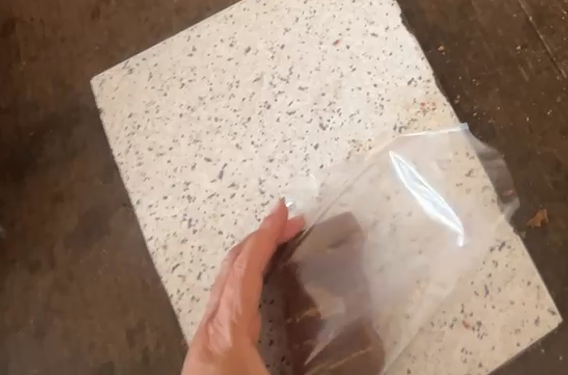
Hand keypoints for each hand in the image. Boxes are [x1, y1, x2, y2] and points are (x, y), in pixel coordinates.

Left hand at [181, 201, 303, 374]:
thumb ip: (315, 365)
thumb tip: (365, 363)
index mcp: (226, 337)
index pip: (246, 270)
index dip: (266, 235)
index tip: (286, 209)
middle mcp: (208, 337)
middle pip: (229, 271)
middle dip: (260, 240)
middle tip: (292, 223)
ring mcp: (202, 352)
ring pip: (222, 290)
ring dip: (250, 262)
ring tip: (279, 251)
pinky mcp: (205, 365)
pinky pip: (222, 309)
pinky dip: (242, 286)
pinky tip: (259, 297)